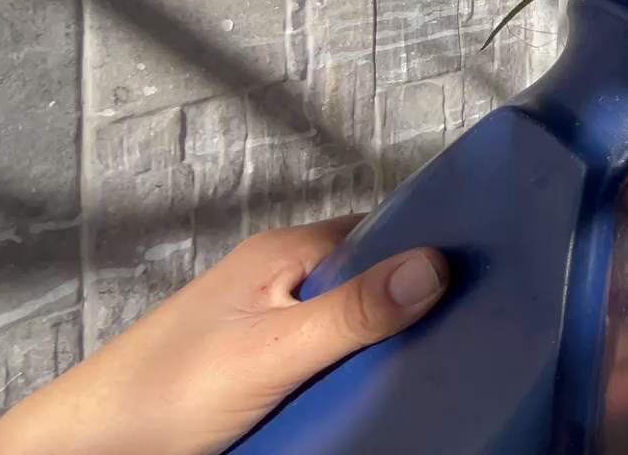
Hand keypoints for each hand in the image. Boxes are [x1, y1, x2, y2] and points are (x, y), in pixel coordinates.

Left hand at [0, 217, 447, 454]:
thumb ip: (353, 310)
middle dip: (405, 299)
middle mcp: (284, 268)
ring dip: (376, 333)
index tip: (470, 277)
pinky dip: (349, 357)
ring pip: (353, 308)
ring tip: (404, 356)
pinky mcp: (259, 351)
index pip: (389, 229)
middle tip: (440, 327)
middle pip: (375, 270)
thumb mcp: (271, 353)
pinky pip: (330, 340)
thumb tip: (438, 265)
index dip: (429, 250)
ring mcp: (269, 310)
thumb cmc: (157, 398)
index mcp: (291, 247)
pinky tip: (358, 378)